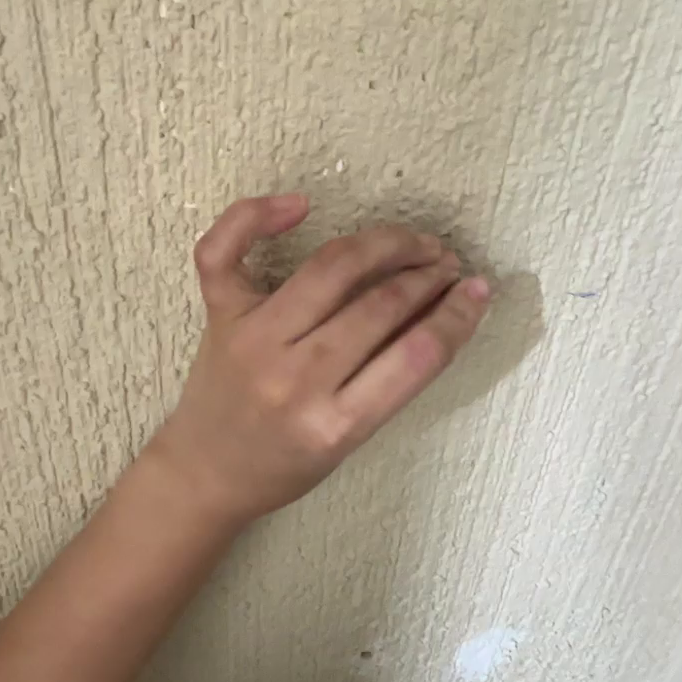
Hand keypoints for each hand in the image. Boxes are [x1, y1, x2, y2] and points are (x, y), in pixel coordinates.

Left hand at [142, 193, 491, 524]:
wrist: (205, 475)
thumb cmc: (280, 466)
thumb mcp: (347, 442)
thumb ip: (387, 384)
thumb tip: (436, 315)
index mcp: (332, 425)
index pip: (414, 356)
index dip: (457, 316)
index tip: (477, 292)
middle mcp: (291, 379)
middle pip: (379, 305)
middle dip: (427, 276)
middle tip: (448, 266)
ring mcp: (251, 341)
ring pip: (329, 268)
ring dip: (384, 244)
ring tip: (413, 243)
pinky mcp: (220, 316)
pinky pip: (225, 250)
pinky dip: (256, 216)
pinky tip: (300, 205)